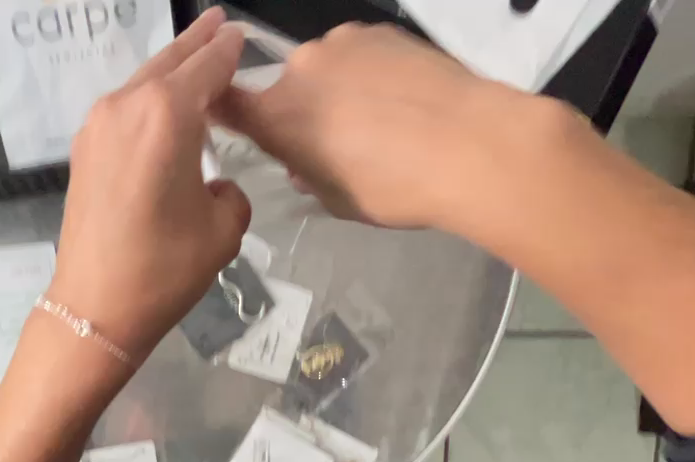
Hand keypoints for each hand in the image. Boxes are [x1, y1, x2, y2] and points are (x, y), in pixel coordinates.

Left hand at [44, 8, 251, 361]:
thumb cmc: (164, 271)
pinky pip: (123, 112)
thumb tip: (214, 188)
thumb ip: (230, 195)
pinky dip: (147, 103)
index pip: (208, 67)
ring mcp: (97, 126)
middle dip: (198, 45)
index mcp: (166, 114)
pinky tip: (161, 112)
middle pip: (170, 63)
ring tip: (193, 59)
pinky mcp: (83, 152)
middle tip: (219, 25)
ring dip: (169, 72)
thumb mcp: (222, 232)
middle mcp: (126, 105)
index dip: (230, 53)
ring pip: (142, 84)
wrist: (96, 309)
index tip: (243, 40)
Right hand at [214, 23, 576, 232]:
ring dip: (336, 94)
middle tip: (332, 149)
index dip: (224, 112)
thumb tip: (305, 161)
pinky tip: (399, 103)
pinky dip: (368, 76)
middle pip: (285, 91)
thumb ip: (309, 176)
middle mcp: (302, 69)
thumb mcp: (337, 199)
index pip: (228, 105)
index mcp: (279, 118)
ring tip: (376, 126)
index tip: (233, 124)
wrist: (470, 144)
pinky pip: (359, 56)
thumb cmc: (392, 187)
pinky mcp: (383, 30)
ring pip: (324, 71)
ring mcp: (343, 42)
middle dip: (300, 116)